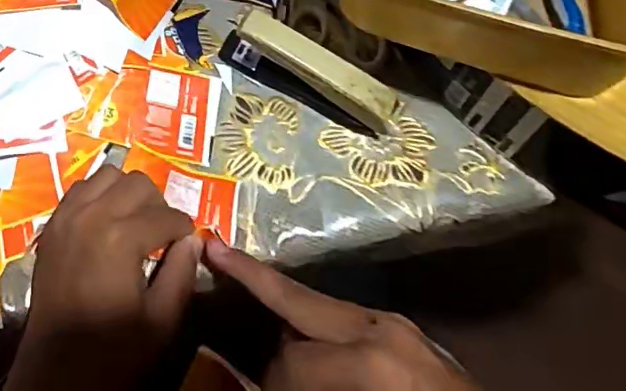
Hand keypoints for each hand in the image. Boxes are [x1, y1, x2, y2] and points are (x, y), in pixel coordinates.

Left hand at [5, 166, 202, 390]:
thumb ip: (181, 272)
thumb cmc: (111, 352)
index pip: (166, 215)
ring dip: (126, 193)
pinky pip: (80, 189)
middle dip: (157, 204)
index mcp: (121, 237)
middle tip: (162, 232)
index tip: (188, 241)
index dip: (183, 228)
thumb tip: (193, 239)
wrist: (55, 375)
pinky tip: (106, 221)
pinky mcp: (52, 225)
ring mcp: (67, 216)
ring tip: (134, 221)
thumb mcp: (160, 321)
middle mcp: (92, 215)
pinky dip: (98, 195)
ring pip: (108, 175)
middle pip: (138, 183)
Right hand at [205, 238, 476, 390]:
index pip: (292, 362)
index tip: (241, 374)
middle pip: (300, 299)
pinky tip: (302, 324)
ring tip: (250, 287)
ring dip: (286, 299)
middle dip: (255, 274)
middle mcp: (380, 328)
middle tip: (216, 247)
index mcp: (371, 360)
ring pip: (323, 303)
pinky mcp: (409, 332)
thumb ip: (309, 377)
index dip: (264, 378)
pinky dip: (317, 318)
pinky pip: (349, 317)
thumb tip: (271, 372)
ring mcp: (397, 325)